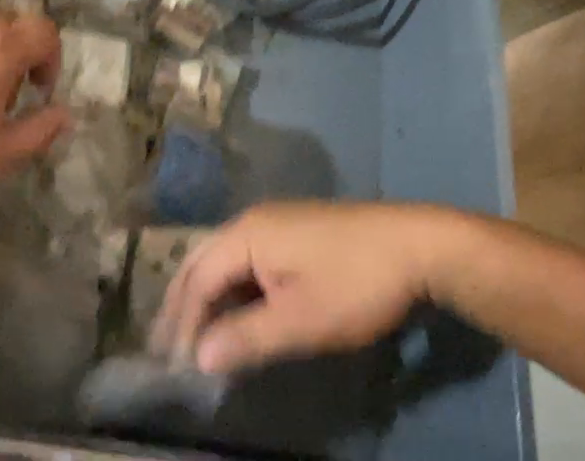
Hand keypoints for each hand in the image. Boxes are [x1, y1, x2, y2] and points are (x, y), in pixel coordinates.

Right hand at [153, 202, 466, 374]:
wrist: (419, 245)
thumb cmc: (356, 283)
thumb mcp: (301, 320)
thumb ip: (246, 338)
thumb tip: (198, 357)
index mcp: (246, 235)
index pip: (197, 280)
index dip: (181, 323)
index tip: (170, 363)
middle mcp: (253, 221)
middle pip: (203, 262)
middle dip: (183, 305)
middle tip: (165, 346)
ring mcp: (277, 222)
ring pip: (226, 260)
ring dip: (208, 297)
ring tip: (196, 336)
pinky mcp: (297, 232)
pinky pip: (248, 260)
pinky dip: (234, 289)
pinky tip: (239, 315)